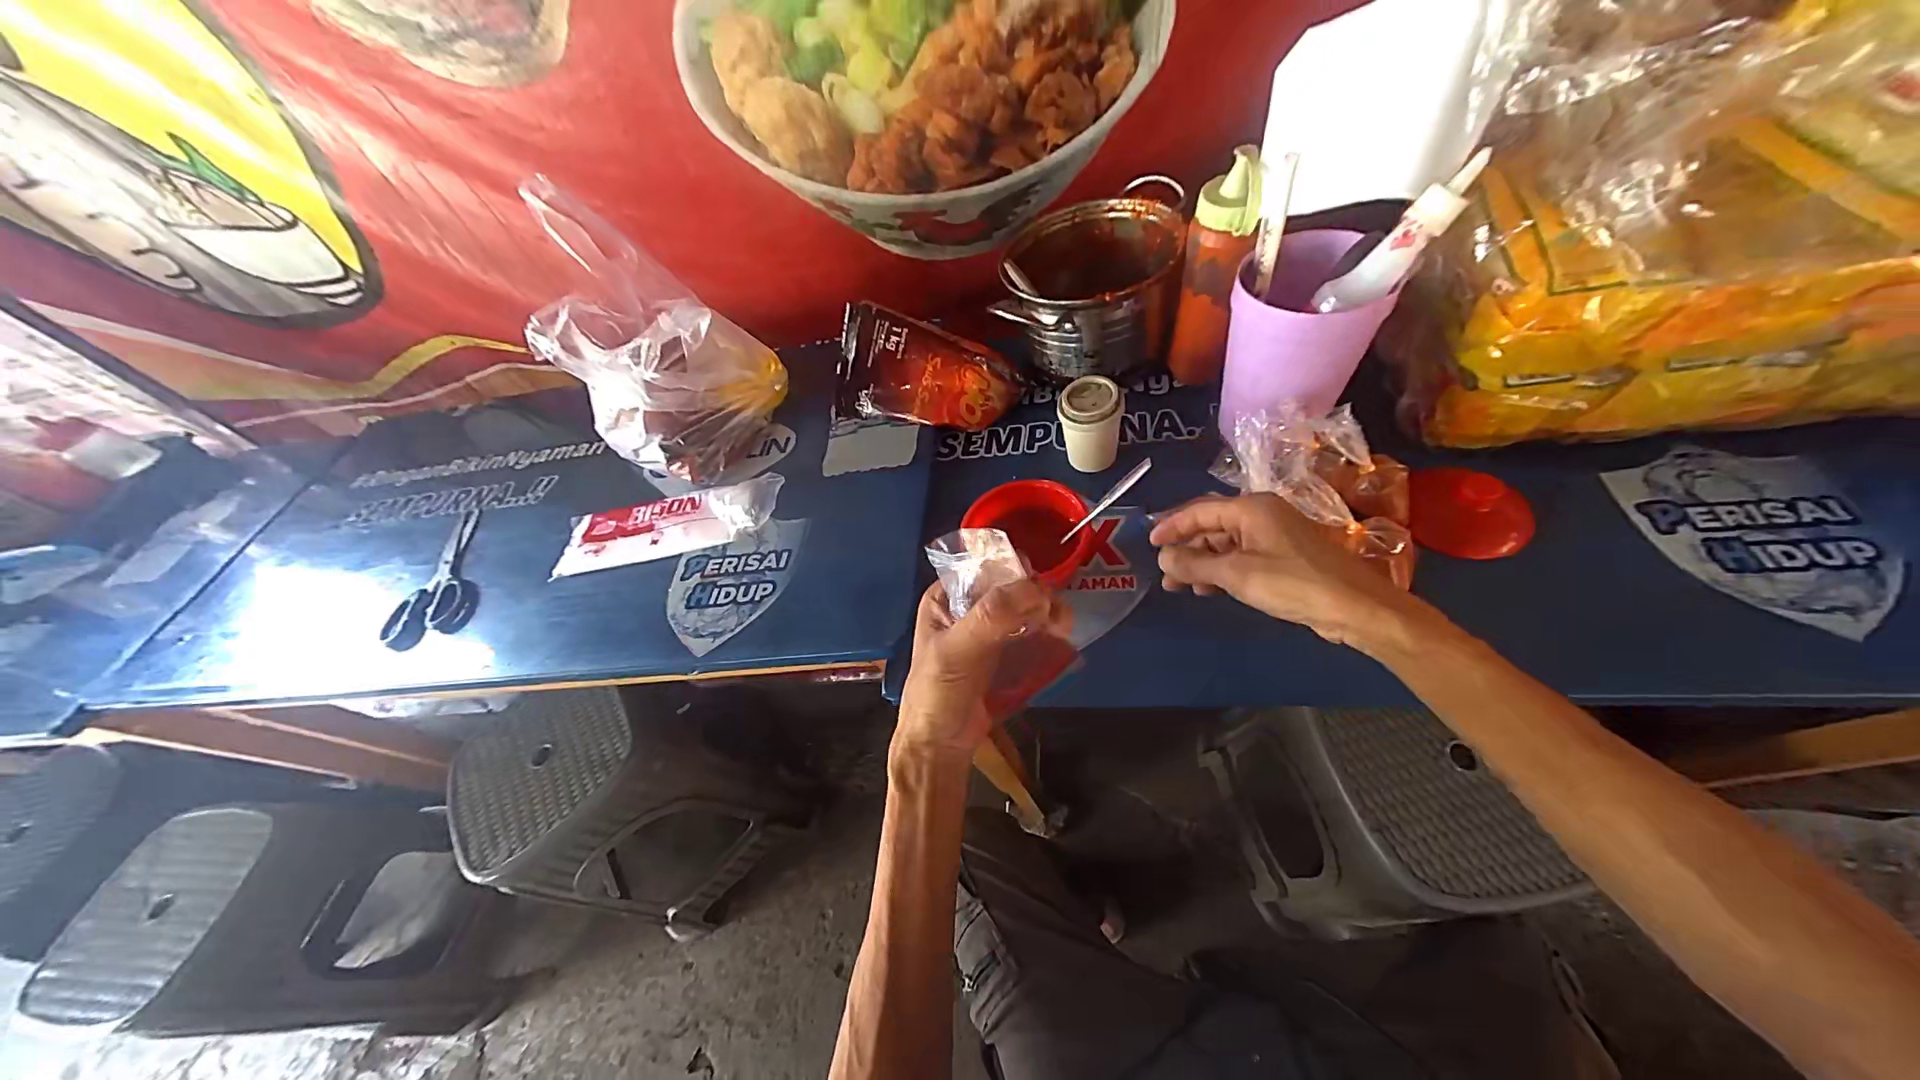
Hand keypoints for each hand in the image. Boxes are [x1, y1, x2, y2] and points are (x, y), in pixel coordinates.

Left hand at [897, 579, 1055, 759]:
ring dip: (1048, 611)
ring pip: (1026, 607)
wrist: (941, 745)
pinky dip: (1050, 630)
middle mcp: (967, 607)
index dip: (1012, 569)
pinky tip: (1062, 637)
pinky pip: (1033, 632)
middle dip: (1036, 593)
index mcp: (944, 597)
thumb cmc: (937, 693)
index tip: (1038, 584)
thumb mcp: (958, 649)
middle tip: (1052, 612)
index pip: (982, 567)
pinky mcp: (1008, 653)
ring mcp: (990, 630)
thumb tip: (1036, 587)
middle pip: (1011, 585)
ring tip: (1062, 626)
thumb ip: (992, 615)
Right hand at [1149, 493, 1414, 648]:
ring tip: (1182, 586)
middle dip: (1186, 547)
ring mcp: (1275, 535)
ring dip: (1202, 562)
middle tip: (1165, 571)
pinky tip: (1211, 588)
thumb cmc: (1293, 583)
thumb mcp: (1236, 574)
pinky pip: (1242, 556)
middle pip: (1212, 525)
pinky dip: (1222, 569)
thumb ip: (1194, 564)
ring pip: (1226, 543)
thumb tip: (1163, 557)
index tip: (1150, 544)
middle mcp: (1262, 514)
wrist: (1355, 607)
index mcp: (1251, 508)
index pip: (1199, 510)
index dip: (1171, 525)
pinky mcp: (1285, 556)